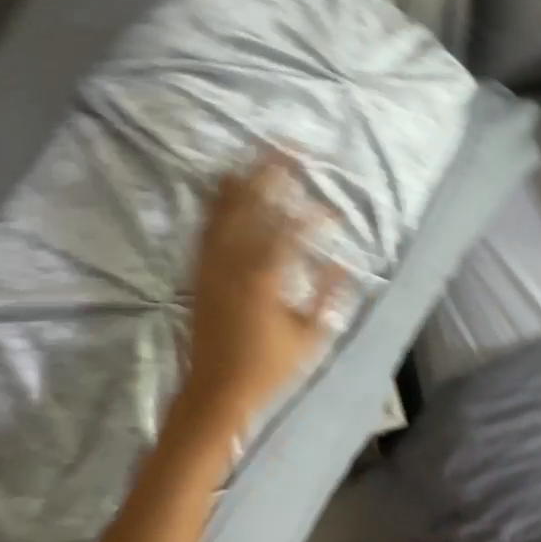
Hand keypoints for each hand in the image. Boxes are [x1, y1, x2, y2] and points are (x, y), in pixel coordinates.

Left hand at [183, 151, 349, 420]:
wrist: (216, 390)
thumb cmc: (268, 368)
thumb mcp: (309, 337)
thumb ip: (328, 296)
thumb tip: (343, 263)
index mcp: (265, 278)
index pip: (292, 231)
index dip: (314, 216)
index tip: (334, 213)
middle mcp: (234, 262)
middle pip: (251, 203)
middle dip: (271, 173)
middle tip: (291, 151)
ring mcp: (211, 264)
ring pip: (223, 208)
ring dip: (242, 179)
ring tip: (258, 155)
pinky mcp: (198, 271)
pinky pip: (206, 226)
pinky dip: (218, 202)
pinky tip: (227, 189)